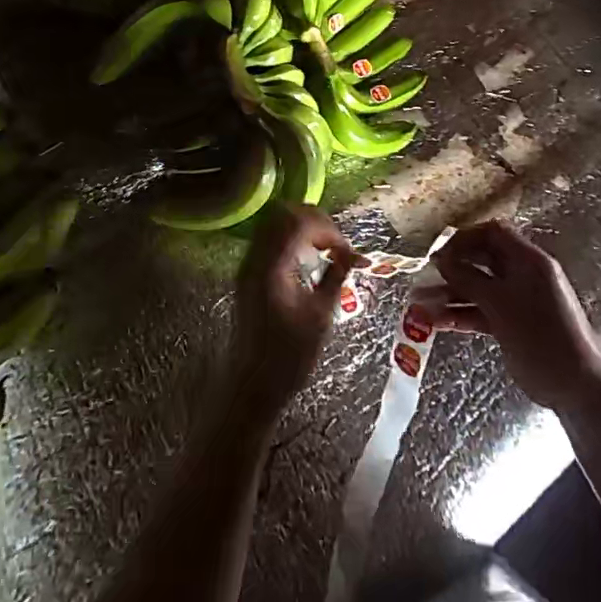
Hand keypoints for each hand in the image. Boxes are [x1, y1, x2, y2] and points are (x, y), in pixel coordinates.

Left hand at [229, 204, 356, 412]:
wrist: (254, 386)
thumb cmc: (290, 357)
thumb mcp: (321, 316)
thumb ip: (335, 277)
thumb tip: (352, 255)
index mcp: (273, 268)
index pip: (298, 223)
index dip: (327, 228)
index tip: (345, 250)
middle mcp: (256, 260)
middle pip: (283, 214)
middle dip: (315, 221)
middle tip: (336, 244)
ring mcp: (248, 266)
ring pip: (274, 223)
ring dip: (302, 227)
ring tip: (325, 249)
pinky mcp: (248, 275)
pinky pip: (269, 239)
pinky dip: (291, 239)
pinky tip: (308, 260)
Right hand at [418, 223, 600, 413]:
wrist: (575, 384)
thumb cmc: (540, 335)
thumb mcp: (500, 303)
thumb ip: (469, 279)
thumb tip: (442, 259)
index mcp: (529, 260)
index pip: (493, 233)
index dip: (465, 238)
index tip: (440, 253)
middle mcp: (524, 274)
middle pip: (483, 260)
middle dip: (452, 269)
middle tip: (423, 279)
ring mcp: (518, 300)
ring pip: (479, 289)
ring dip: (450, 296)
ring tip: (418, 305)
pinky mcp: (513, 324)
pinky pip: (482, 311)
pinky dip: (460, 315)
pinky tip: (434, 323)